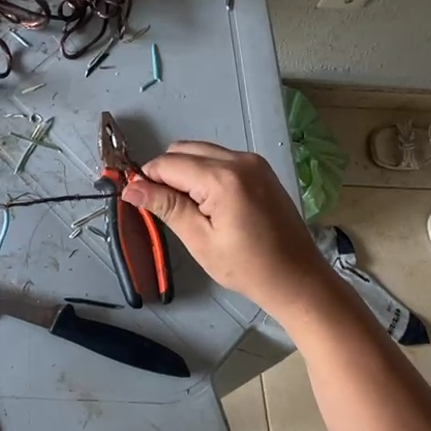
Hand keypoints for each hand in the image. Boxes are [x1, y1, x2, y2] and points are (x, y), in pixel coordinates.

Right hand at [122, 141, 327, 305]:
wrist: (299, 280)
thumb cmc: (248, 268)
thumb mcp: (200, 240)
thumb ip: (166, 207)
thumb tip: (131, 187)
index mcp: (224, 178)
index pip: (168, 163)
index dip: (147, 179)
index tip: (139, 202)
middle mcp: (240, 159)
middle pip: (182, 150)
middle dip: (166, 174)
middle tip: (166, 209)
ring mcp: (253, 162)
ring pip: (200, 151)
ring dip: (185, 172)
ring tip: (190, 209)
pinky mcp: (260, 169)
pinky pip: (219, 159)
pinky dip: (204, 173)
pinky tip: (210, 204)